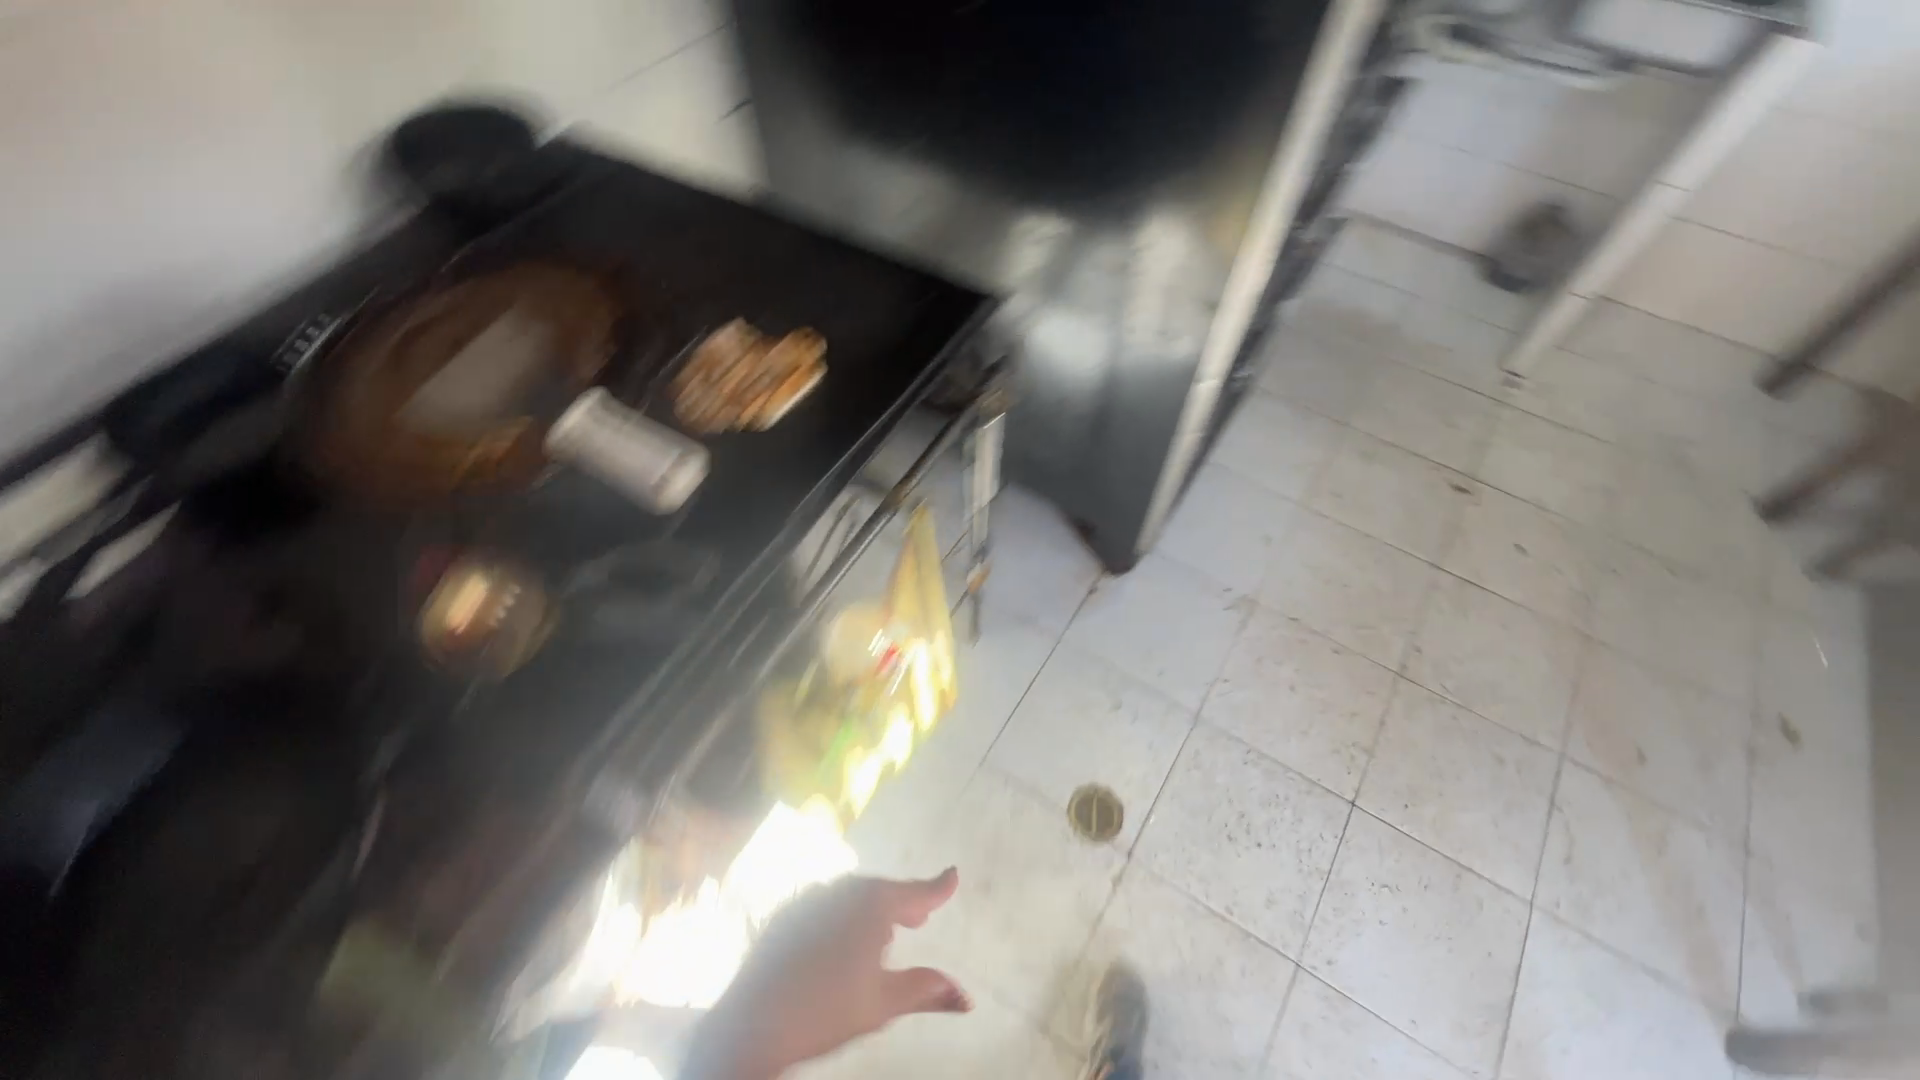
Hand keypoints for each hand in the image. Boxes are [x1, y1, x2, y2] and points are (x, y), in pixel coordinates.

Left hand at [681, 869, 970, 1078]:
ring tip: (882, 935)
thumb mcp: (883, 1004)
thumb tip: (966, 998)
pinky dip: (842, 917)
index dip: (938, 887)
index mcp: (873, 904)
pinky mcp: (786, 915)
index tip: (953, 875)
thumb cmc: (826, 1011)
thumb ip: (926, 991)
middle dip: (903, 903)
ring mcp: (810, 899)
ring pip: (852, 897)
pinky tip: (841, 945)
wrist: (753, 1022)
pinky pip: (825, 906)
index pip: (916, 892)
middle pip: (883, 891)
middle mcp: (842, 890)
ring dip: (871, 910)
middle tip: (920, 918)